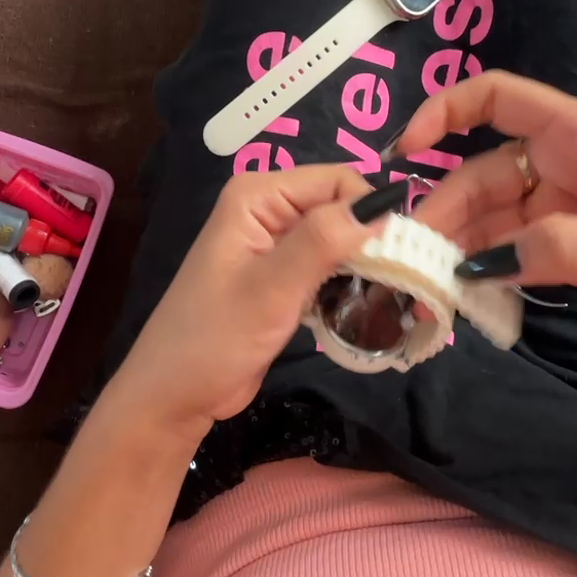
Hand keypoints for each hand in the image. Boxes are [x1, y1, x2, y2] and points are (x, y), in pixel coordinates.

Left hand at [108, 165, 378, 433]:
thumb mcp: (271, 288)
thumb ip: (322, 242)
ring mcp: (275, 243)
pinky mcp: (283, 276)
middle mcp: (267, 209)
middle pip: (341, 207)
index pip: (337, 180)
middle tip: (402, 282)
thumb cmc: (215, 338)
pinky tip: (362, 307)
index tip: (399, 255)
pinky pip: (329, 265)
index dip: (369, 211)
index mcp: (257, 196)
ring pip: (340, 238)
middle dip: (371, 239)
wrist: (175, 395)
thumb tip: (381, 207)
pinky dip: (348, 283)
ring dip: (364, 265)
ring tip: (387, 297)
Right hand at [393, 71, 576, 335]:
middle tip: (412, 255)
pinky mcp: (572, 247)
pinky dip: (488, 269)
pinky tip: (468, 293)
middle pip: (481, 172)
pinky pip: (513, 250)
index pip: (497, 98)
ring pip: (492, 216)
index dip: (443, 112)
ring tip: (429, 282)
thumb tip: (479, 264)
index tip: (405, 154)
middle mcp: (563, 164)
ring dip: (459, 245)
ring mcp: (565, 208)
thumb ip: (560, 248)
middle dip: (443, 208)